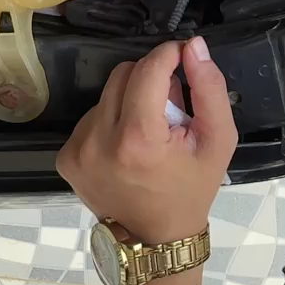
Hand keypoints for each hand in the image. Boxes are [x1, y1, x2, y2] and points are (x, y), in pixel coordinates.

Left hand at [57, 36, 238, 242]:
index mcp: (139, 138)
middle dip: (151, 78)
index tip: (184, 52)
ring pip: (107, 93)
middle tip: (173, 105)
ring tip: (152, 130)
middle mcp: (99, 140)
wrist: (156, 237)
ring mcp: (77, 149)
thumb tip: (195, 47)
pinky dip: (114, 119)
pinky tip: (130, 144)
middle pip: (123, 74)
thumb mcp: (218, 140)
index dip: (168, 54)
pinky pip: (93, 115)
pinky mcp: (66, 157)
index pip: (147, 70)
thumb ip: (210, 89)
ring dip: (132, 99)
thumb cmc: (193, 188)